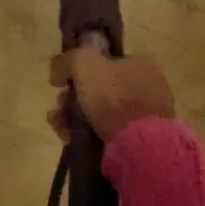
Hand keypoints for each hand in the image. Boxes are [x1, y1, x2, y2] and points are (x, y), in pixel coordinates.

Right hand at [48, 45, 175, 143]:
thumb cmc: (113, 97)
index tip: (64, 81)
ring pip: (98, 111)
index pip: (105, 60)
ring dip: (72, 115)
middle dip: (72, 96)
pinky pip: (105, 131)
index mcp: (141, 64)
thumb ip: (67, 59)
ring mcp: (143, 116)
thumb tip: (58, 72)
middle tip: (60, 104)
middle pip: (98, 87)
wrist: (138, 146)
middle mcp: (146, 87)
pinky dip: (84, 132)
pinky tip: (68, 136)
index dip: (80, 68)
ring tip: (59, 124)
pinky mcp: (138, 140)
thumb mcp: (84, 63)